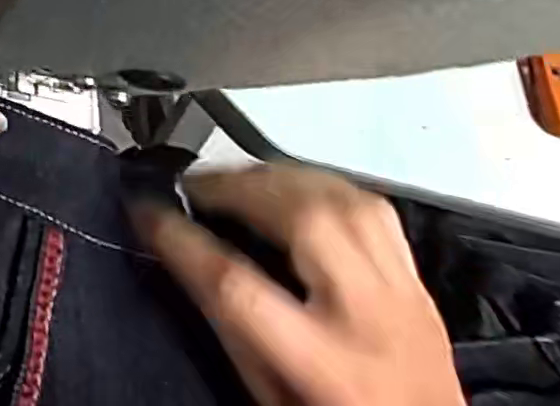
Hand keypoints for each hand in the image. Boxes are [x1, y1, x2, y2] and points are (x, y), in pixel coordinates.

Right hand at [133, 165, 462, 405]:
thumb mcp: (266, 390)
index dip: (180, 239)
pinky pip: (368, 204)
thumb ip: (224, 319)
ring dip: (273, 175)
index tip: (144, 211)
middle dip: (235, 187)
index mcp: (328, 368)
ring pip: (339, 198)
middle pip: (302, 219)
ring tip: (235, 178)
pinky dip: (318, 182)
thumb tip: (177, 246)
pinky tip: (288, 184)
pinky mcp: (415, 278)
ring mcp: (403, 294)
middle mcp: (373, 322)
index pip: (237, 287)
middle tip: (194, 185)